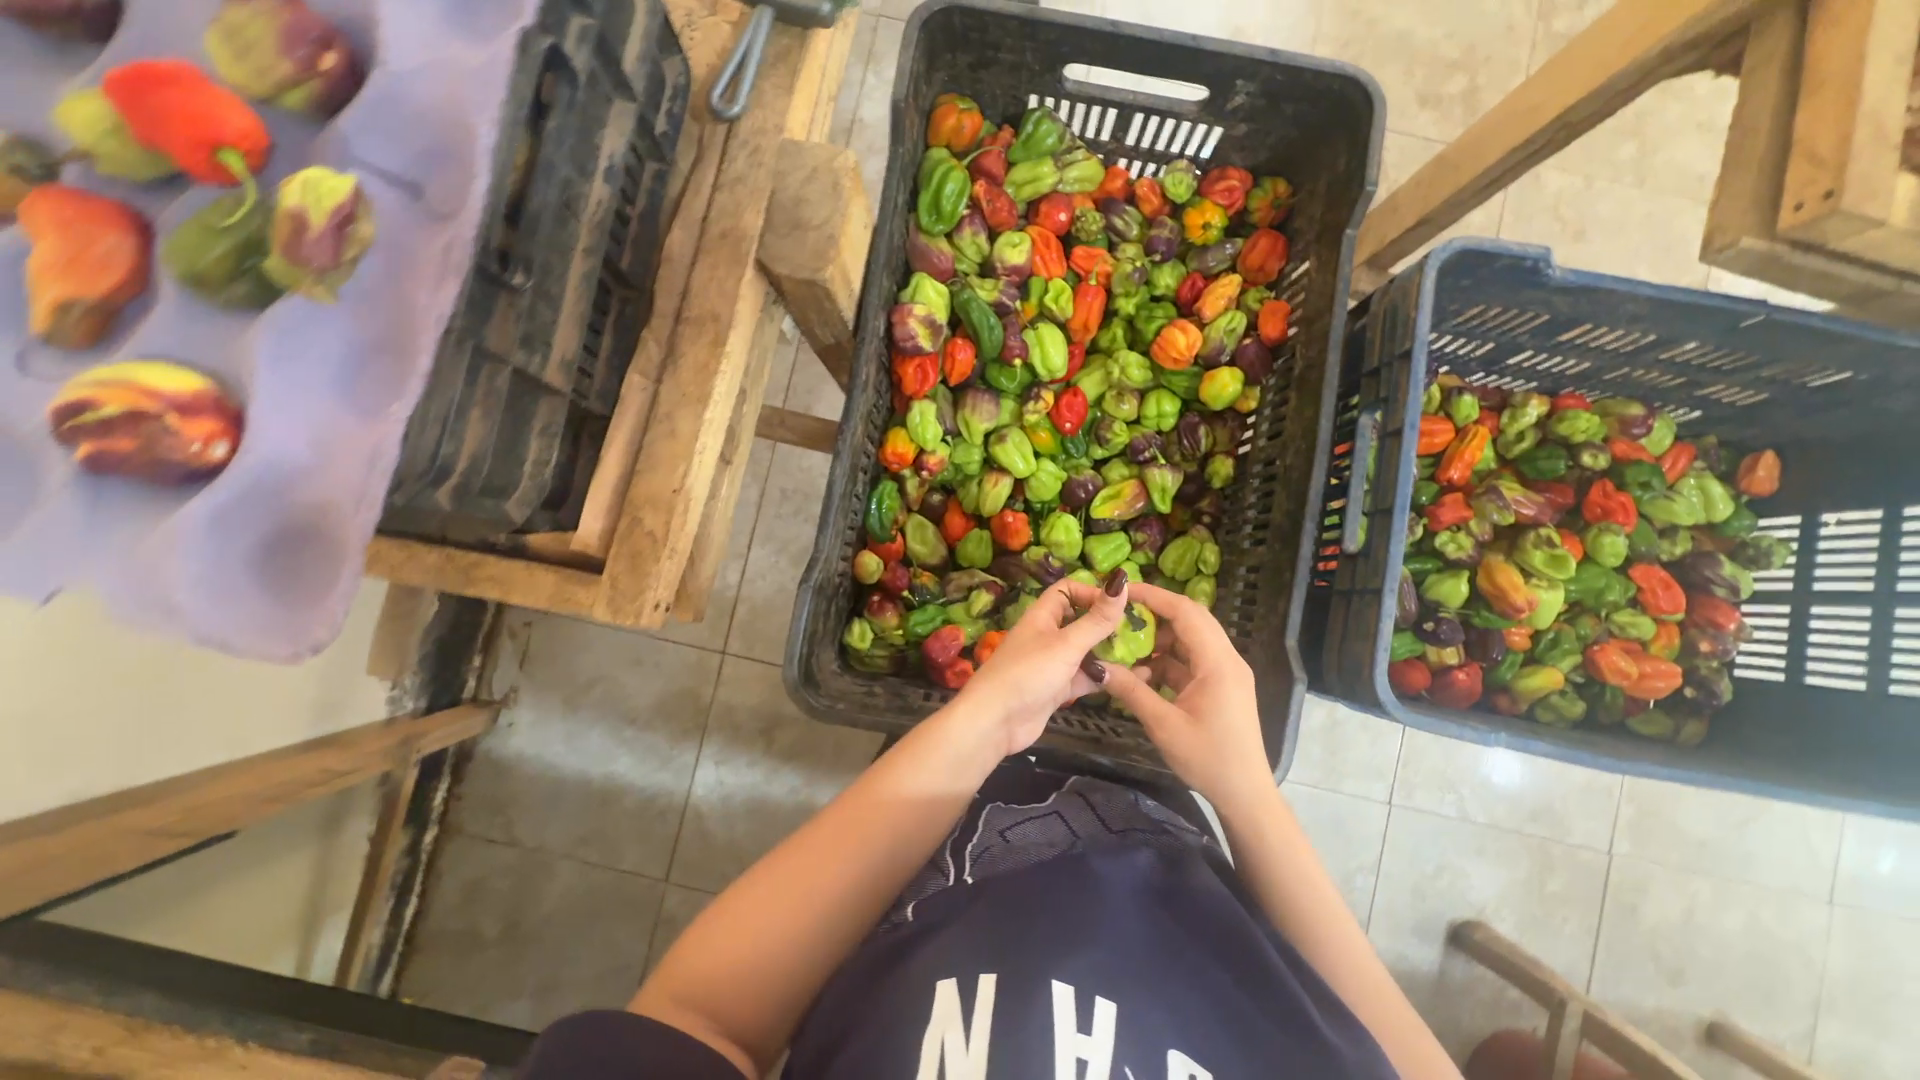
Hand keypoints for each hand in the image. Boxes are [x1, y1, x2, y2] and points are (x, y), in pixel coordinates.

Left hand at [953, 572, 1129, 757]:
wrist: (995, 721)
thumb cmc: (1029, 673)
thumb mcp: (1066, 643)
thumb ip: (1097, 619)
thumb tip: (1123, 580)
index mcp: (1043, 615)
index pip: (1068, 590)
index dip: (1093, 592)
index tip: (1121, 605)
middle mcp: (1048, 635)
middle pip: (1081, 621)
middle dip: (1108, 625)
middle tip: (1143, 631)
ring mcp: (1053, 663)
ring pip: (1086, 651)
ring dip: (1110, 652)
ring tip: (1146, 655)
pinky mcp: (1058, 688)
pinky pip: (1085, 677)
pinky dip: (1104, 677)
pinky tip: (1132, 680)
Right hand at [1091, 583, 1270, 810]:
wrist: (1245, 794)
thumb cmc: (1208, 758)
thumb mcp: (1164, 725)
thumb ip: (1130, 691)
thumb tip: (1097, 665)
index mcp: (1219, 663)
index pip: (1186, 612)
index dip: (1155, 597)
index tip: (1124, 591)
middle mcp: (1227, 660)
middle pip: (1191, 621)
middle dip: (1155, 614)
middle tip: (1120, 616)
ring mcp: (1227, 674)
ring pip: (1191, 641)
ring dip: (1160, 641)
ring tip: (1127, 650)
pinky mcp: (1222, 688)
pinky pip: (1193, 662)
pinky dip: (1168, 662)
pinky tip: (1143, 676)